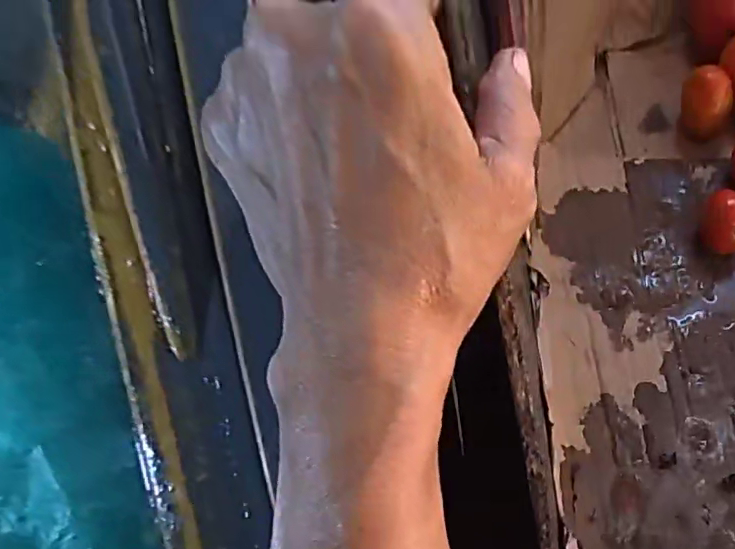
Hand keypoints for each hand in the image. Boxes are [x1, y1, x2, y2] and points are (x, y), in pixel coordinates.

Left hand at [201, 0, 539, 426]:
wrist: (363, 329)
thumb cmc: (445, 257)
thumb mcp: (508, 188)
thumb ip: (511, 108)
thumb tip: (509, 63)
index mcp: (380, 26)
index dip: (430, 18)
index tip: (440, 53)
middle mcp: (295, 23)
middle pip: (342, 3)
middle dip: (374, 37)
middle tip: (402, 100)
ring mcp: (247, 75)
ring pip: (291, 33)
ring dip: (327, 64)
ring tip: (360, 141)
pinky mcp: (223, 125)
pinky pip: (260, 89)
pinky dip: (290, 111)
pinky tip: (323, 171)